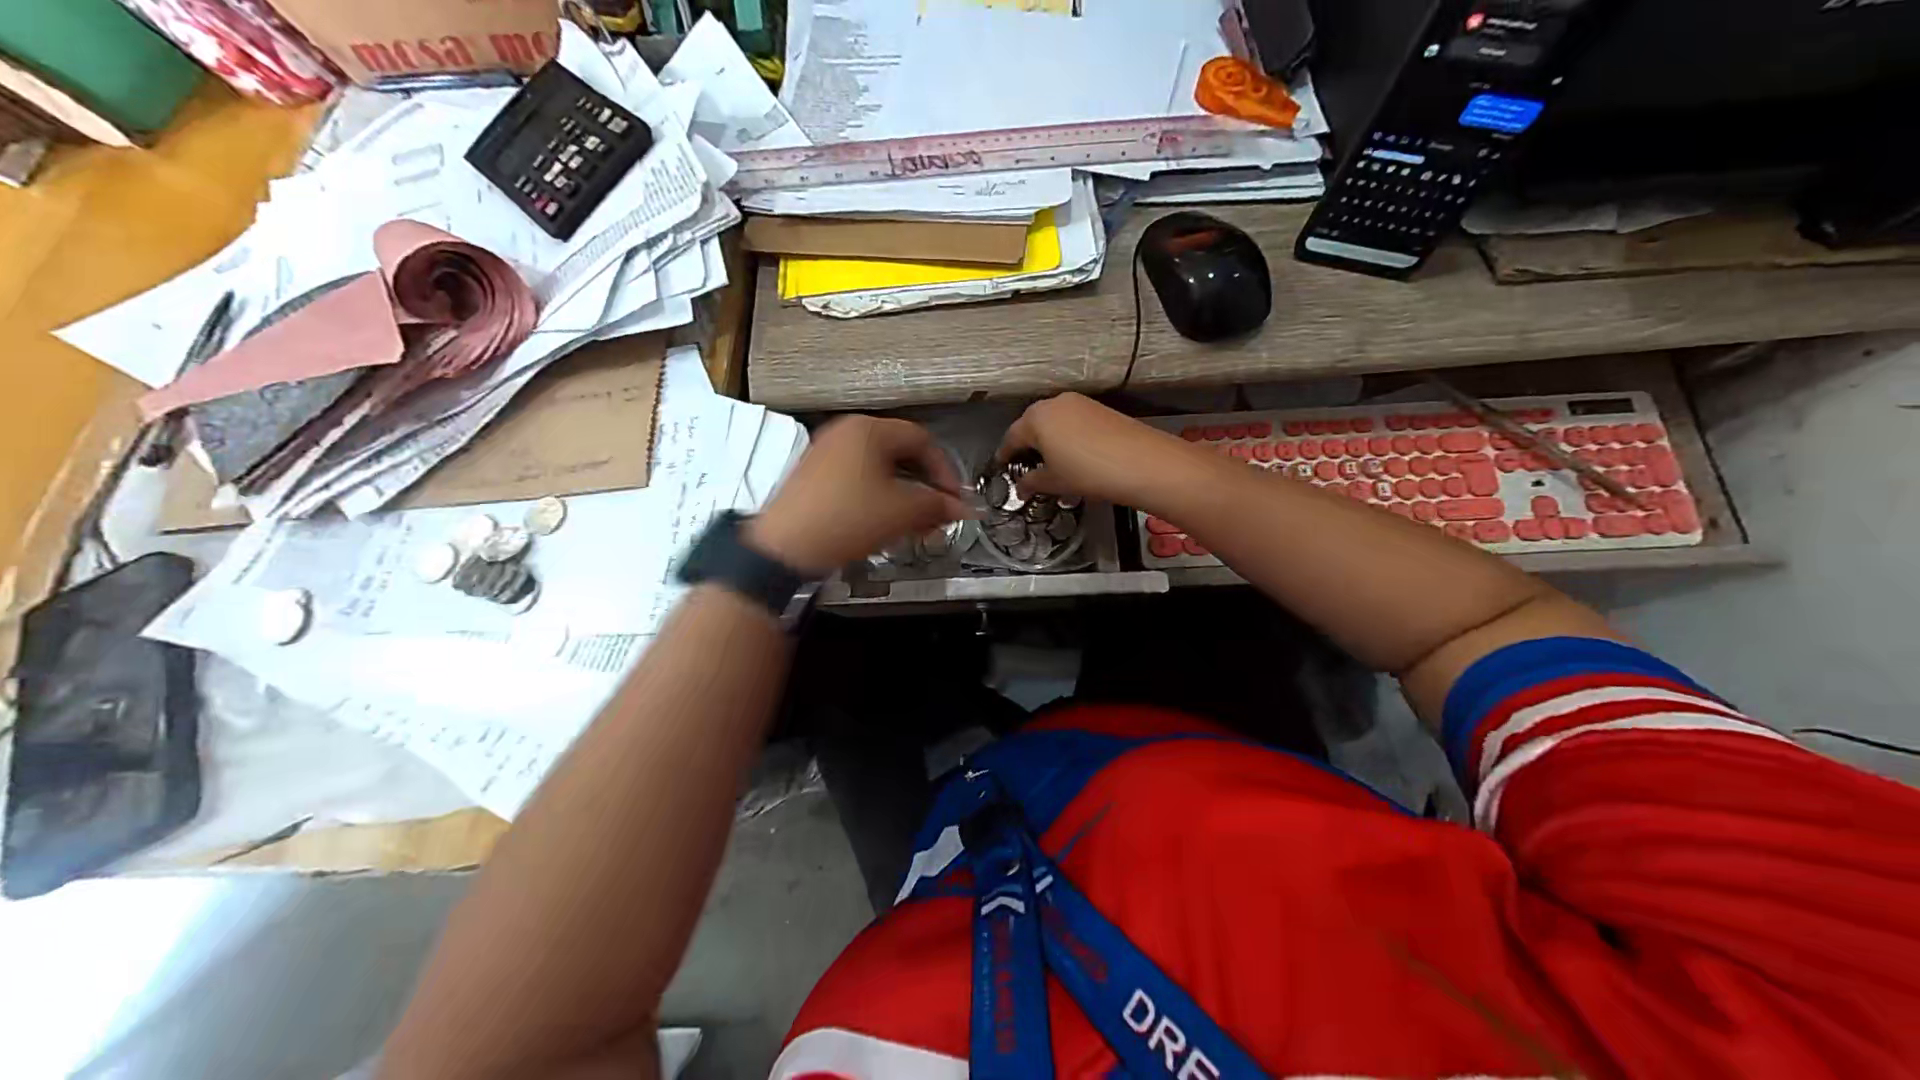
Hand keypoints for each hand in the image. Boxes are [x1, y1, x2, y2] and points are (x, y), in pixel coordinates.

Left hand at [747, 416, 969, 575]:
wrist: (786, 549)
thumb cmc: (841, 521)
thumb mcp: (902, 511)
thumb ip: (938, 505)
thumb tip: (960, 507)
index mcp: (867, 430)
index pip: (922, 440)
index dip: (945, 470)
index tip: (953, 498)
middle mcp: (844, 435)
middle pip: (900, 455)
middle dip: (924, 488)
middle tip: (937, 515)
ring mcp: (825, 456)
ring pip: (878, 471)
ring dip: (903, 498)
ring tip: (914, 527)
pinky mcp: (813, 480)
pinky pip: (857, 483)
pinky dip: (877, 501)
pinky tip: (884, 527)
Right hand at [996, 393, 1205, 510]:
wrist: (1141, 463)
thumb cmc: (1088, 472)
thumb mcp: (1054, 482)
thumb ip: (1031, 482)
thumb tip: (1021, 486)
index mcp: (1036, 418)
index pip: (1011, 437)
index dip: (1004, 455)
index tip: (1002, 468)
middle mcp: (1054, 403)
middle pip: (1031, 425)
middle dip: (1026, 446)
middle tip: (1025, 468)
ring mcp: (1079, 403)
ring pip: (1053, 422)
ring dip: (1047, 441)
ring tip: (1050, 465)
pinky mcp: (1099, 408)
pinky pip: (1072, 422)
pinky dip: (1066, 437)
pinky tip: (1072, 456)